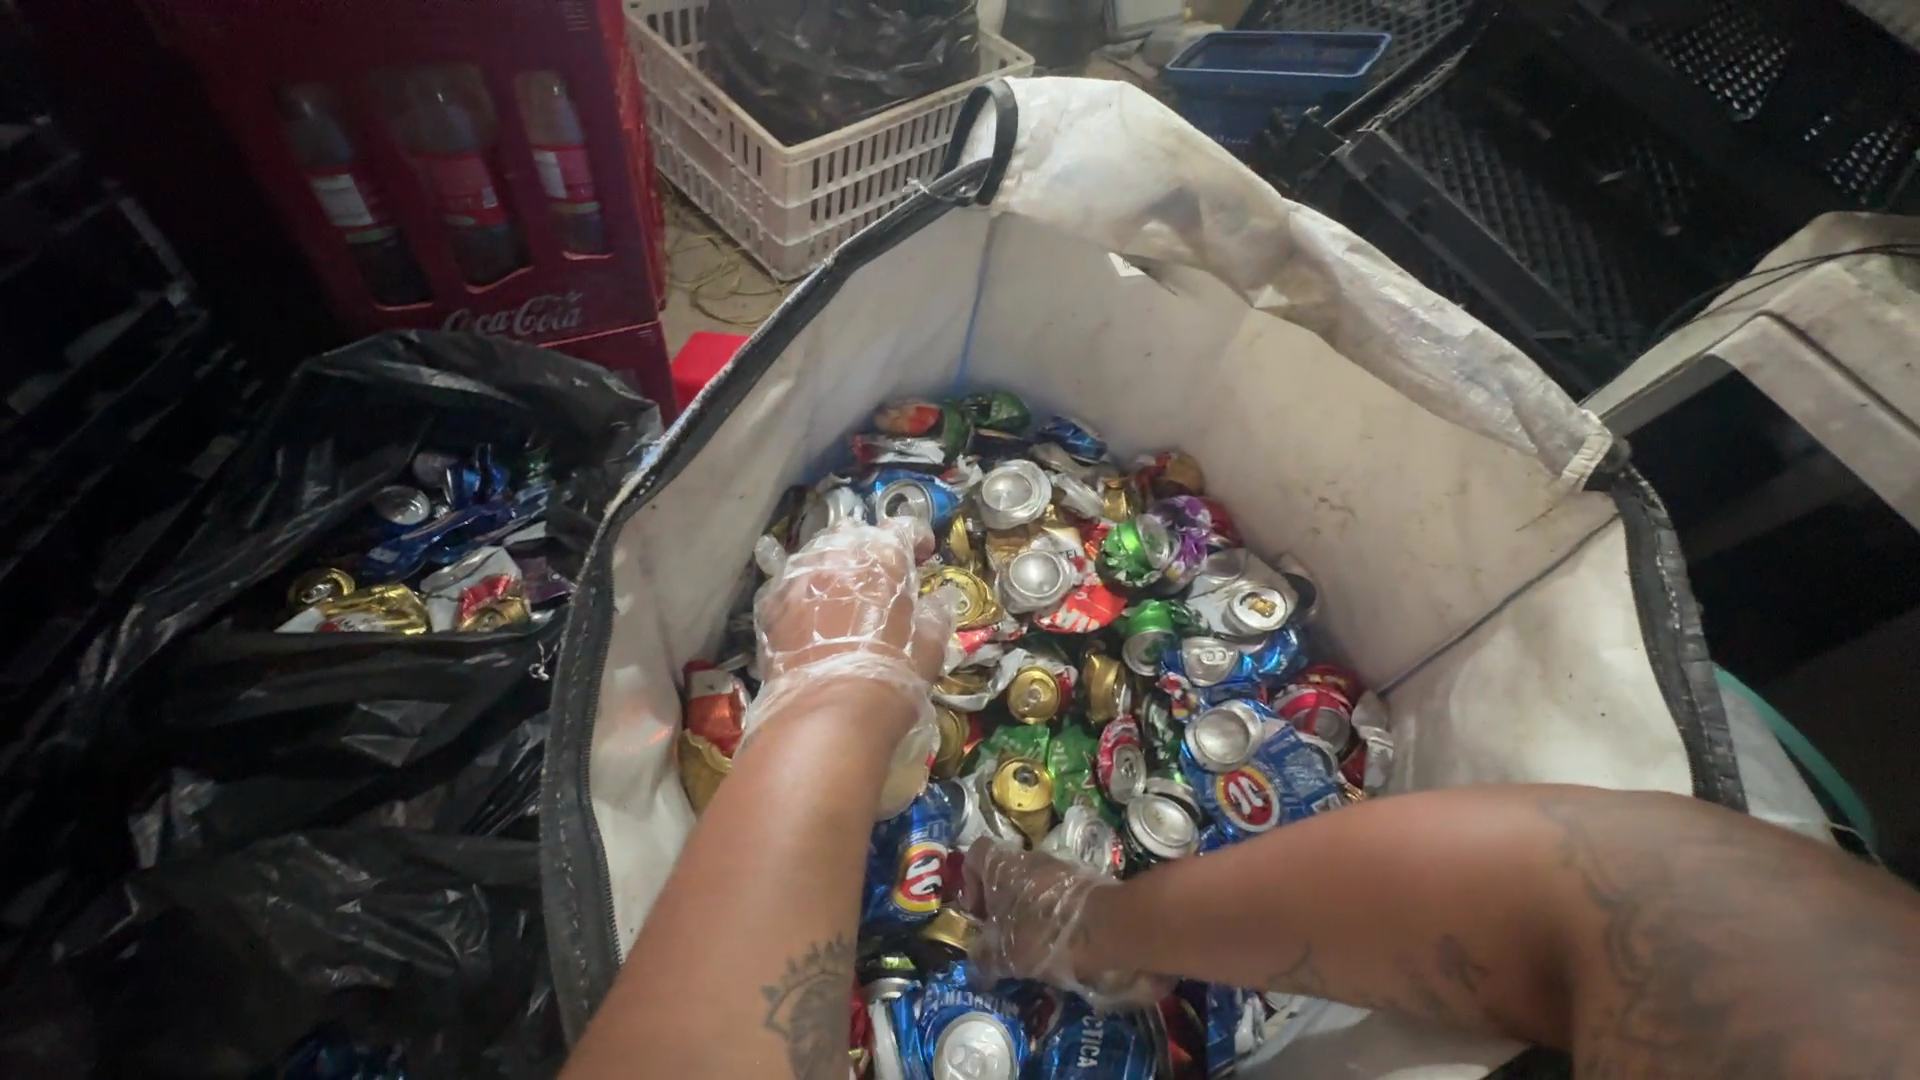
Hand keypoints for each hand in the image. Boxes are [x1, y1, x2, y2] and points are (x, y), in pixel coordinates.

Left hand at [744, 517, 949, 743]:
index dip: (916, 538)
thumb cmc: (890, 677)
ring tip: (844, 590)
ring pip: (817, 555)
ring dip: (835, 566)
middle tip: (882, 574)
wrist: (826, 716)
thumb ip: (935, 615)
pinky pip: (790, 585)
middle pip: (854, 535)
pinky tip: (812, 612)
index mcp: (882, 559)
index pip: (901, 528)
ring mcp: (798, 578)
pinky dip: (806, 591)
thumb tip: (939, 600)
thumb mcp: (930, 648)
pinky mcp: (771, 606)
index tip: (923, 554)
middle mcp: (836, 557)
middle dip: (870, 548)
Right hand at [963, 839, 1164, 1006]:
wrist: (1108, 925)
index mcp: (1003, 866)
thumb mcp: (1008, 956)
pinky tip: (1058, 940)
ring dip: (1027, 907)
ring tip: (1031, 942)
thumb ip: (986, 959)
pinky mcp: (1083, 879)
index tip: (977, 911)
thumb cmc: (1046, 933)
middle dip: (1000, 901)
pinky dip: (1052, 912)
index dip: (969, 878)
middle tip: (1002, 933)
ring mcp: (1059, 866)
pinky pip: (1057, 892)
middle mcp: (1029, 857)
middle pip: (1005, 871)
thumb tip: (976, 966)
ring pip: (1032, 882)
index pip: (976, 853)